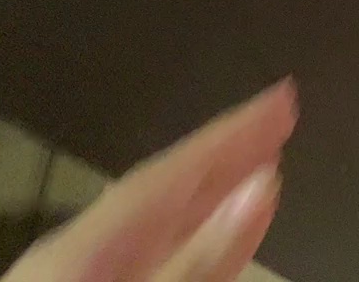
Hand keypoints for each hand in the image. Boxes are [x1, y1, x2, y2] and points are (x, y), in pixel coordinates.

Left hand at [0, 79, 297, 281]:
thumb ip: (197, 259)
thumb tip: (268, 183)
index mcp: (76, 251)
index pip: (166, 174)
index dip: (230, 131)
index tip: (284, 95)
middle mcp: (74, 262)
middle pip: (161, 195)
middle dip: (227, 154)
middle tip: (284, 115)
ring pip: (158, 230)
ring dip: (216, 194)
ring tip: (268, 163)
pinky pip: (154, 260)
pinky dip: (200, 240)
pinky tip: (229, 232)